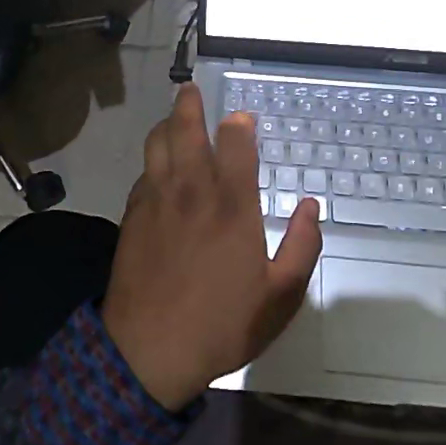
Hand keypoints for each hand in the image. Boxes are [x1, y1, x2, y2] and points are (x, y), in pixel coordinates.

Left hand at [102, 84, 323, 410]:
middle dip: (189, 105)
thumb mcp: (281, 296)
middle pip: (185, 131)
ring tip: (173, 118)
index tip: (242, 119)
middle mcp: (193, 193)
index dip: (239, 124)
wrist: (149, 353)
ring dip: (166, 125)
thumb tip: (313, 207)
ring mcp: (157, 203)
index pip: (235, 144)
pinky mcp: (132, 219)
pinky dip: (151, 161)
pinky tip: (157, 168)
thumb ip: (303, 247)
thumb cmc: (222, 324)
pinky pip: (142, 175)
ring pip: (156, 146)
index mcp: (233, 206)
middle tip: (190, 90)